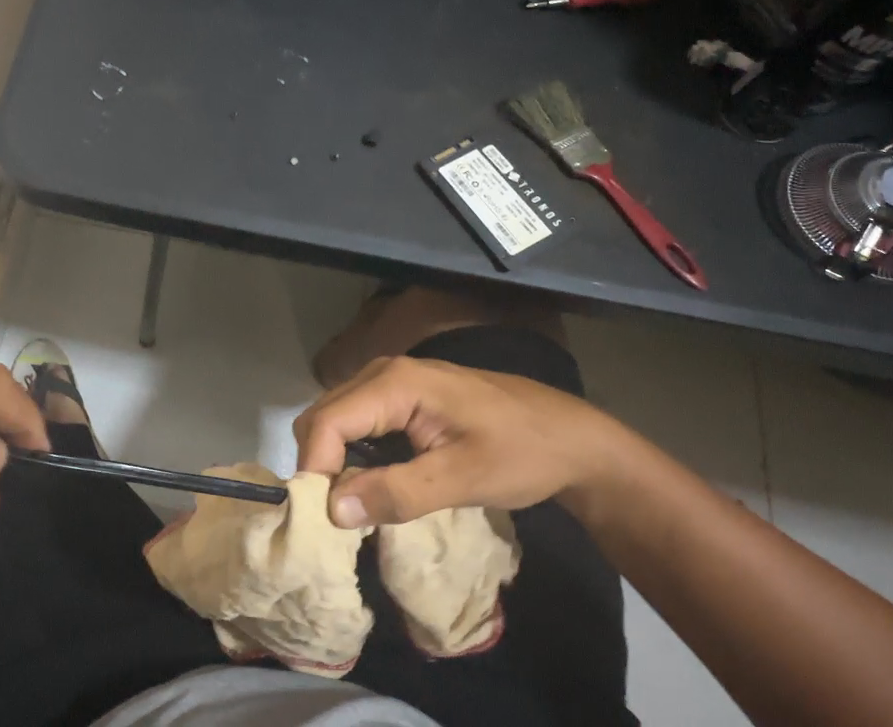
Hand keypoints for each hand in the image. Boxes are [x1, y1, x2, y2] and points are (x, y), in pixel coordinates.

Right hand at [293, 355, 630, 527]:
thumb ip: (397, 493)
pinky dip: (352, 454)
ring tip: (355, 506)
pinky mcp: (402, 396)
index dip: (316, 470)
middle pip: (322, 418)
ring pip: (335, 420)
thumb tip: (333, 511)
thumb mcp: (463, 480)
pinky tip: (375, 483)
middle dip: (320, 466)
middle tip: (339, 516)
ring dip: (335, 462)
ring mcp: (392, 381)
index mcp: (395, 383)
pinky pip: (357, 422)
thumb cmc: (523, 454)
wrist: (575, 438)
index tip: (326, 520)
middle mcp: (383, 373)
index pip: (328, 423)